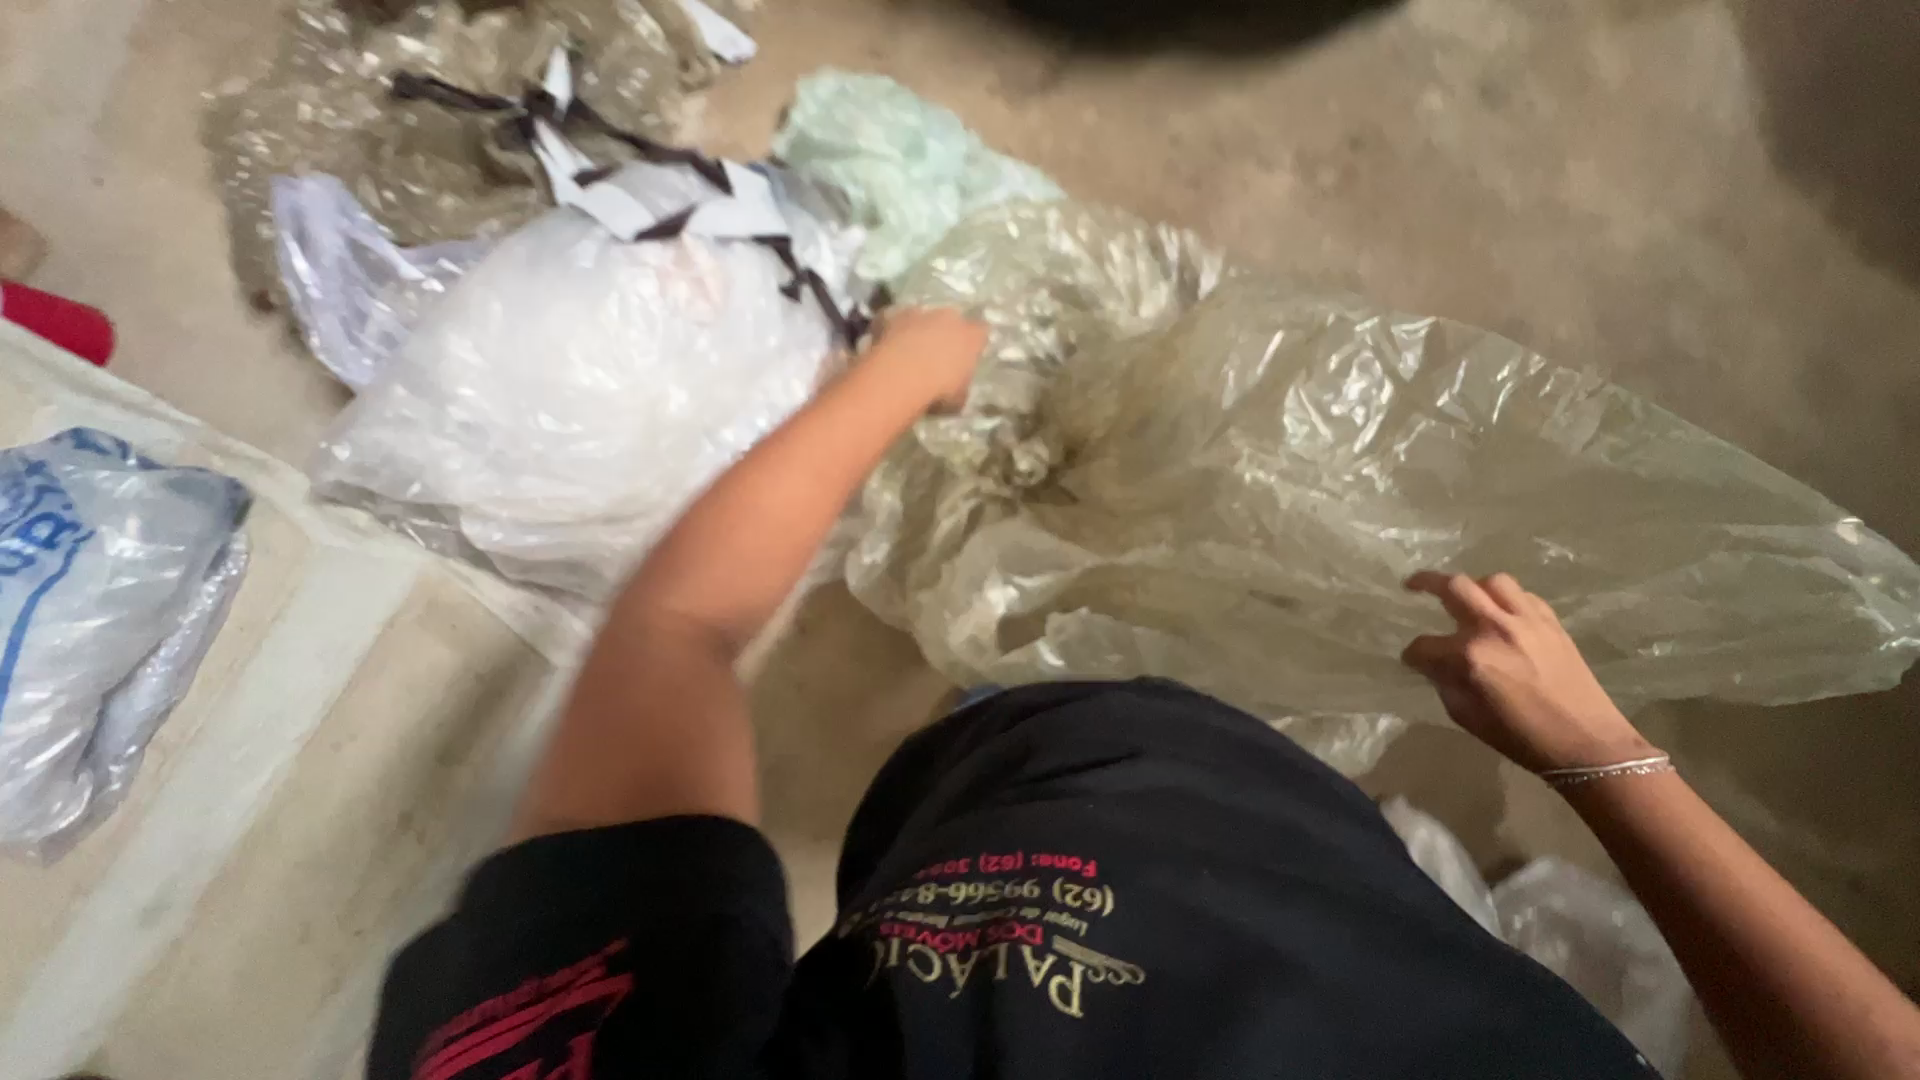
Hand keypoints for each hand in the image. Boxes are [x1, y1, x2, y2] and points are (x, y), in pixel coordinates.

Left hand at [862, 306, 987, 411]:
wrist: (900, 378)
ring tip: (907, 352)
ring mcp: (918, 313)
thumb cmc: (938, 391)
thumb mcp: (959, 399)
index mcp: (971, 336)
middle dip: (944, 333)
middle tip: (935, 355)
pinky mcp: (889, 315)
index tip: (968, 355)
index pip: (980, 332)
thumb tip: (956, 390)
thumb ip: (960, 388)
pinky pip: (890, 319)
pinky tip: (884, 345)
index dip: (974, 342)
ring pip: (920, 317)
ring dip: (916, 330)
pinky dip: (888, 329)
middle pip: (950, 319)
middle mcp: (947, 317)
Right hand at [1401, 571, 1654, 772]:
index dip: (1413, 654)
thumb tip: (1432, 664)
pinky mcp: (1553, 624)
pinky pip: (1524, 596)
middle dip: (1426, 583)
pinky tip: (1501, 612)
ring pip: (1492, 581)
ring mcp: (1528, 622)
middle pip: (1454, 587)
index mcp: (1470, 657)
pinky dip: (1506, 598)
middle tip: (1413, 586)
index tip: (1413, 661)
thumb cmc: (1519, 736)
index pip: (1423, 645)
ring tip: (1466, 597)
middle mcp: (1495, 629)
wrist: (1587, 744)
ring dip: (1472, 586)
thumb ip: (1443, 681)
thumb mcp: (1464, 714)